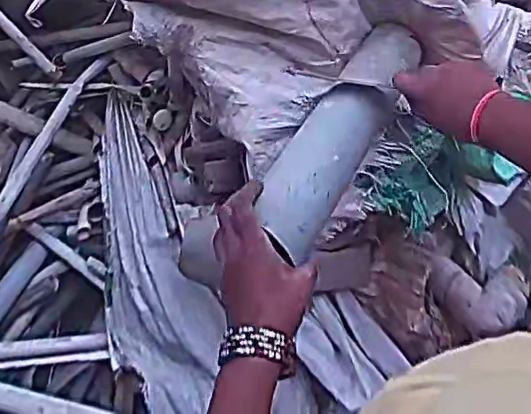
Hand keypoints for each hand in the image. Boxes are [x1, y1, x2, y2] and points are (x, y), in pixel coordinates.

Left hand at [214, 183, 314, 333]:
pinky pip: (220, 253)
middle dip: (232, 202)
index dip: (246, 193)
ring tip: (237, 220)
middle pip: (224, 216)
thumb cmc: (276, 311)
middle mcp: (234, 252)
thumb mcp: (301, 285)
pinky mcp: (224, 281)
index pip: (242, 209)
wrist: (256, 342)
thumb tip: (312, 261)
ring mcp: (226, 267)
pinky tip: (237, 251)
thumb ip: (307, 268)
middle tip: (245, 199)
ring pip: (218, 234)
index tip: (254, 187)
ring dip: (226, 222)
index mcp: (251, 245)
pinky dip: (226, 243)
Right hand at [395, 59, 500, 141]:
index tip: (409, 92)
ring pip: (444, 70)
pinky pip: (462, 70)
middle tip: (438, 97)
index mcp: (420, 85)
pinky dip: (463, 78)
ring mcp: (453, 65)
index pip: (400, 79)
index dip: (403, 85)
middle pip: (424, 73)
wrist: (493, 116)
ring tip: (458, 94)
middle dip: (429, 83)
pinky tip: (471, 90)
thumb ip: (420, 106)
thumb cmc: (461, 123)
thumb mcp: (433, 119)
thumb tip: (415, 100)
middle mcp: (433, 70)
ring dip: (447, 79)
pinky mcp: (471, 64)